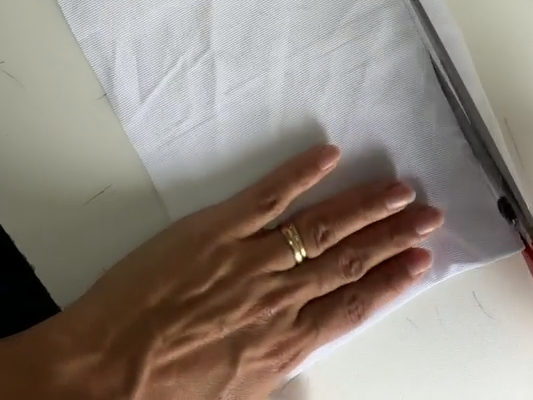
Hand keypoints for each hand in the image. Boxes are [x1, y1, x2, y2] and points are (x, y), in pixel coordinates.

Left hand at [30, 143, 441, 399]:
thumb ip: (274, 360)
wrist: (105, 375)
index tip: (420, 262)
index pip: (353, 305)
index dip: (391, 281)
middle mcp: (278, 298)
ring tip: (397, 189)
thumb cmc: (164, 392)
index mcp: (284, 344)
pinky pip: (268, 196)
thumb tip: (302, 343)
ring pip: (321, 225)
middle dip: (392, 236)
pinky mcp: (216, 229)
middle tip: (427, 214)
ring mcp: (250, 257)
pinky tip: (328, 156)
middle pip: (349, 260)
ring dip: (363, 205)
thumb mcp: (236, 392)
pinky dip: (300, 173)